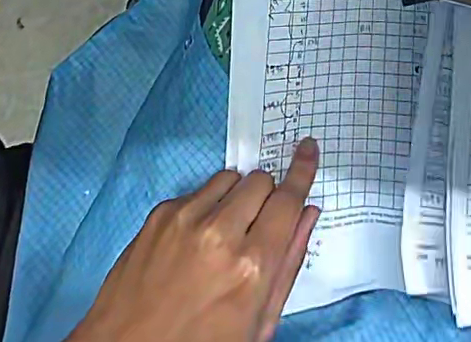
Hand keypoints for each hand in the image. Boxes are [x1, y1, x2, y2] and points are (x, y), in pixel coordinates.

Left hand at [67, 138, 321, 341]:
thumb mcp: (257, 325)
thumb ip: (287, 266)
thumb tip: (307, 213)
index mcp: (251, 268)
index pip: (287, 202)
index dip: (302, 171)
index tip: (308, 147)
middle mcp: (220, 233)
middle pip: (260, 180)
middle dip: (267, 196)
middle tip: (258, 224)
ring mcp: (187, 217)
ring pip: (231, 177)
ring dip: (237, 197)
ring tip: (227, 233)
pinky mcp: (161, 211)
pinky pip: (199, 189)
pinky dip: (207, 205)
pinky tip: (197, 240)